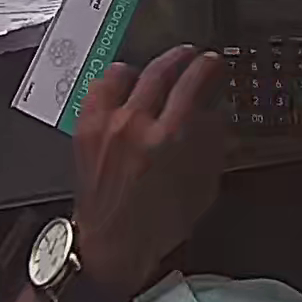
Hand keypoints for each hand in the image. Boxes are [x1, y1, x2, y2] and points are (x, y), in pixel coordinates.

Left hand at [72, 45, 228, 296]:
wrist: (110, 245)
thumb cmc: (159, 222)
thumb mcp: (202, 187)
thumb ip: (212, 144)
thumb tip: (216, 112)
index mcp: (169, 140)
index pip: (193, 83)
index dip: (208, 66)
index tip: (214, 62)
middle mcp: (135, 124)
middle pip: (162, 70)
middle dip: (182, 57)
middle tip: (192, 55)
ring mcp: (106, 124)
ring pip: (126, 72)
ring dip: (146, 68)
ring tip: (157, 71)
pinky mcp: (86, 128)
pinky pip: (99, 87)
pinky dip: (114, 82)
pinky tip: (124, 87)